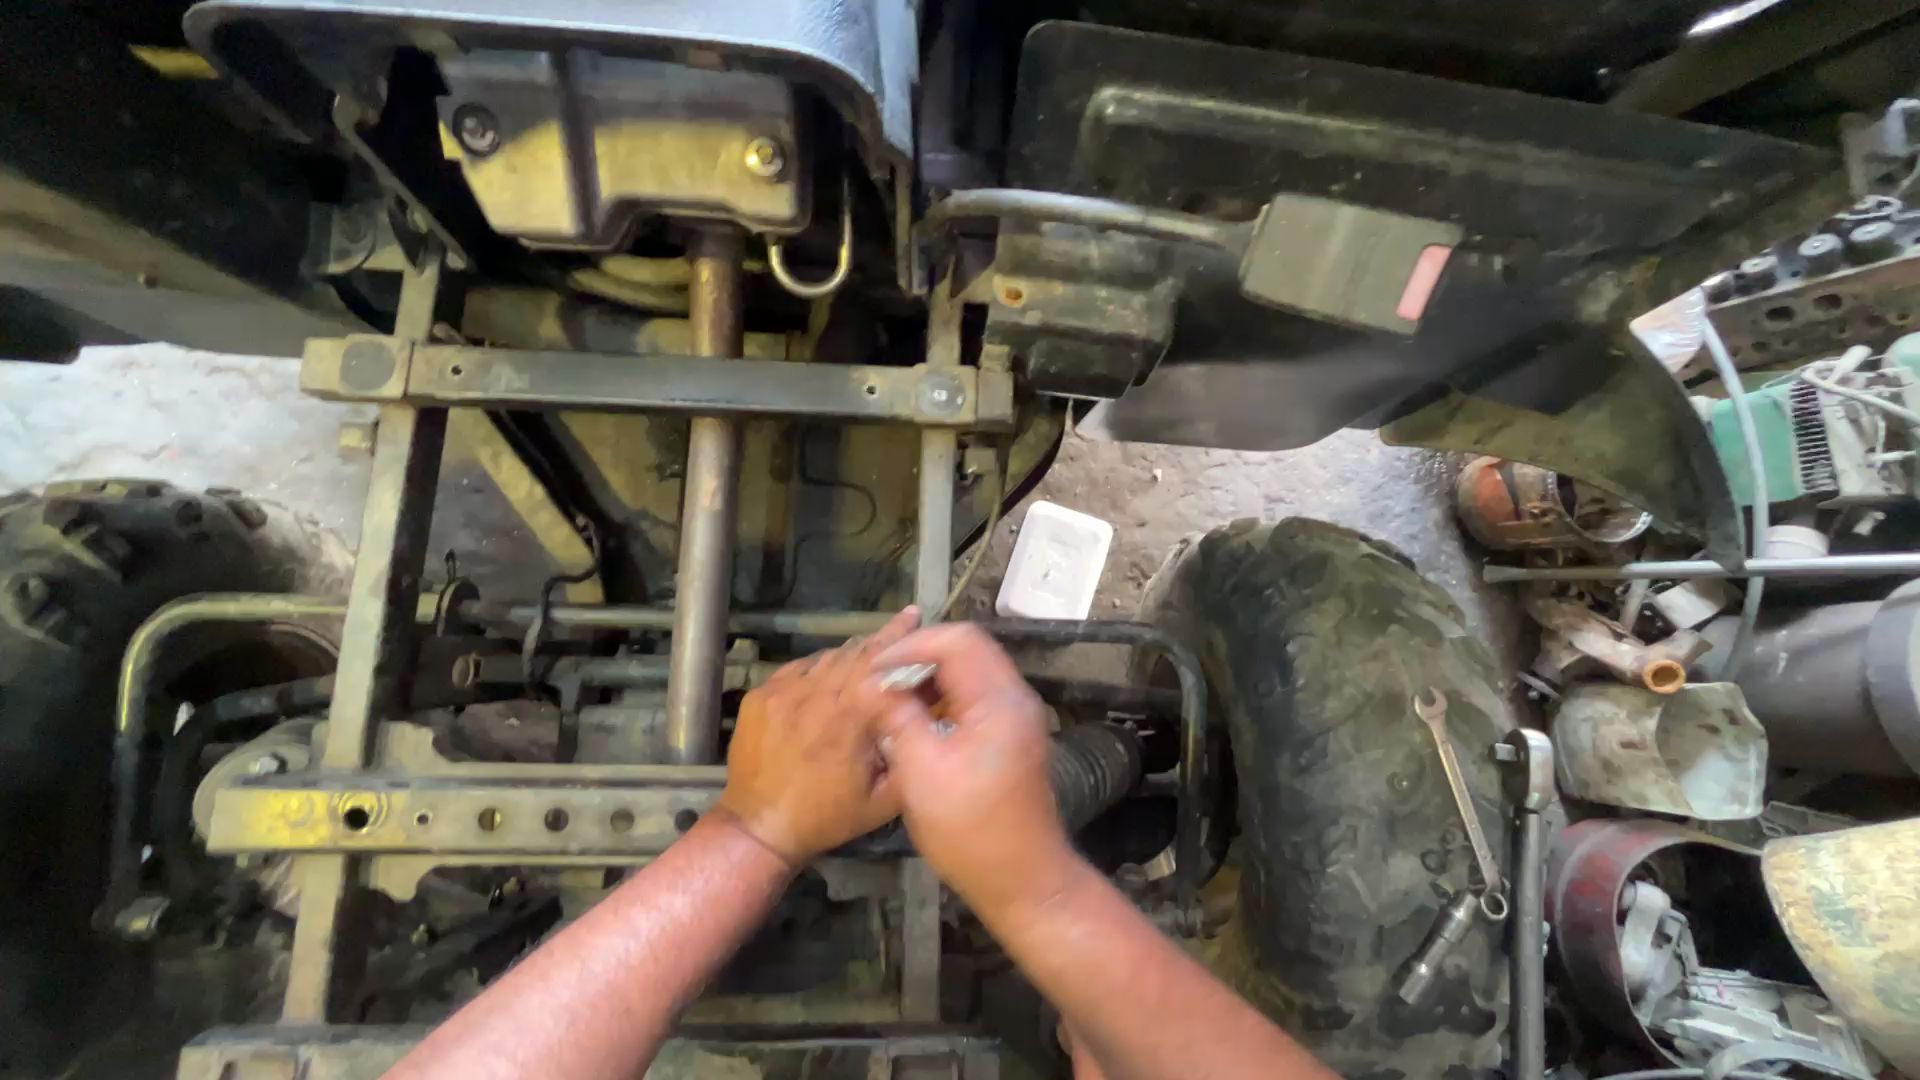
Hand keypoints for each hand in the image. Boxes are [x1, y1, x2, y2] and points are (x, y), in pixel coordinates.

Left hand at [716, 608, 918, 864]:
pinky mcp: (760, 695)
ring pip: (826, 657)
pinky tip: (831, 678)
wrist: (758, 828)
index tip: (914, 616)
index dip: (898, 636)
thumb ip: (908, 753)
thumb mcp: (883, 799)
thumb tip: (929, 713)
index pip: (877, 661)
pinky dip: (820, 667)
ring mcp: (781, 692)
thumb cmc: (827, 816)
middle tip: (902, 626)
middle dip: (881, 638)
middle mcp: (813, 697)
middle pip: (853, 651)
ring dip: (851, 653)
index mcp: (846, 719)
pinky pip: (799, 668)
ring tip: (870, 657)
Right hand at [866, 623, 1077, 919]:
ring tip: (891, 697)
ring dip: (931, 677)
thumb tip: (870, 683)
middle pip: (967, 650)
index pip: (957, 640)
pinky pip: (976, 696)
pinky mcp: (1012, 735)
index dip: (911, 646)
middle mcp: (1016, 698)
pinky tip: (916, 718)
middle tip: (880, 679)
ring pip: (972, 671)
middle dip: (920, 657)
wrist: (1024, 882)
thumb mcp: (921, 771)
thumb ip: (897, 718)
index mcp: (1000, 699)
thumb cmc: (970, 830)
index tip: (873, 668)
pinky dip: (944, 697)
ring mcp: (1018, 717)